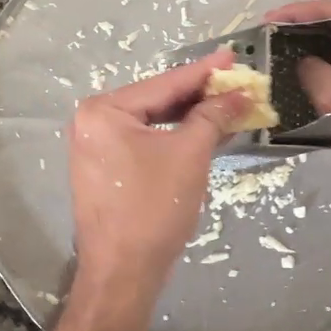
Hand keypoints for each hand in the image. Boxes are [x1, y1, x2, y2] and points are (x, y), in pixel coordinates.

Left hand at [68, 49, 246, 305]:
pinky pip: (144, 142)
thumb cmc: (153, 208)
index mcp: (103, 111)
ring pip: (151, 122)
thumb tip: (238, 94)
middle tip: (236, 81)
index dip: (203, 72)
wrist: (123, 273)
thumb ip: (212, 116)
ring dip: (189, 117)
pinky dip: (173, 137)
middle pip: (156, 100)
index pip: (164, 83)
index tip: (233, 56)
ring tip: (227, 104)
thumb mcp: (189, 154)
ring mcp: (95, 147)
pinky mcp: (105, 169)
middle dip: (198, 95)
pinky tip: (202, 131)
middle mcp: (92, 122)